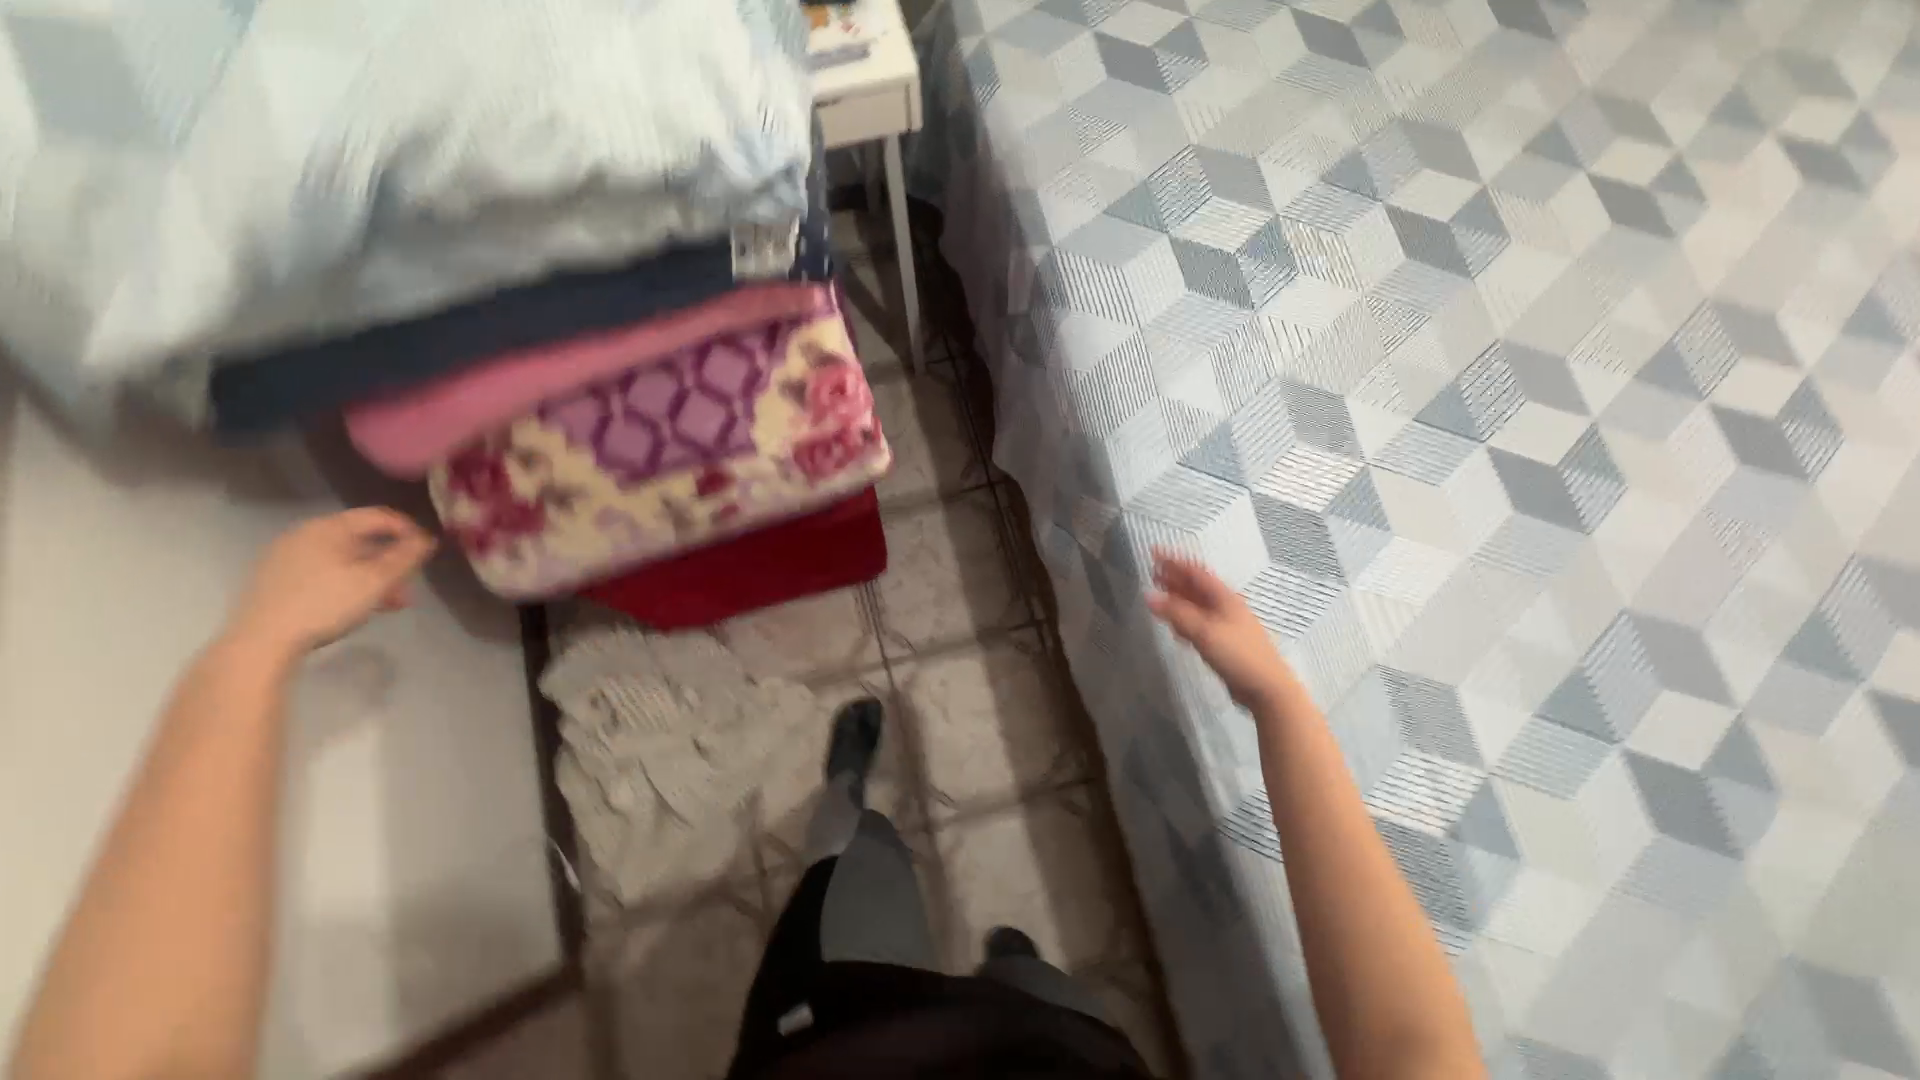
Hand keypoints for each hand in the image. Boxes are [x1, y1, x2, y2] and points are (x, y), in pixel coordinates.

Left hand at [227, 508, 436, 655]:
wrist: (262, 640)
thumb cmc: (326, 604)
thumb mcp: (376, 581)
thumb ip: (406, 557)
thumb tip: (427, 538)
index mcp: (329, 527)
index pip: (379, 516)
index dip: (409, 531)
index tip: (426, 553)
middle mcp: (305, 533)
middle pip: (361, 539)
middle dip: (390, 561)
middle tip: (408, 587)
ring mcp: (287, 555)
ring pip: (343, 558)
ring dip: (372, 576)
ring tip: (388, 603)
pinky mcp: (276, 578)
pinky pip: (323, 571)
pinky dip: (347, 582)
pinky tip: (355, 606)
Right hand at [1147, 549, 1301, 710]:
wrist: (1266, 688)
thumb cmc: (1238, 655)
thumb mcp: (1204, 631)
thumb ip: (1176, 613)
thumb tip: (1148, 596)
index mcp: (1224, 598)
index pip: (1195, 572)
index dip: (1175, 561)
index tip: (1155, 552)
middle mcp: (1224, 607)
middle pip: (1195, 587)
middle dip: (1174, 578)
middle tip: (1152, 572)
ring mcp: (1224, 625)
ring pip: (1196, 606)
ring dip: (1177, 599)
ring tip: (1158, 594)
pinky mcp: (1222, 643)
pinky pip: (1198, 625)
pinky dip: (1184, 620)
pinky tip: (1175, 627)